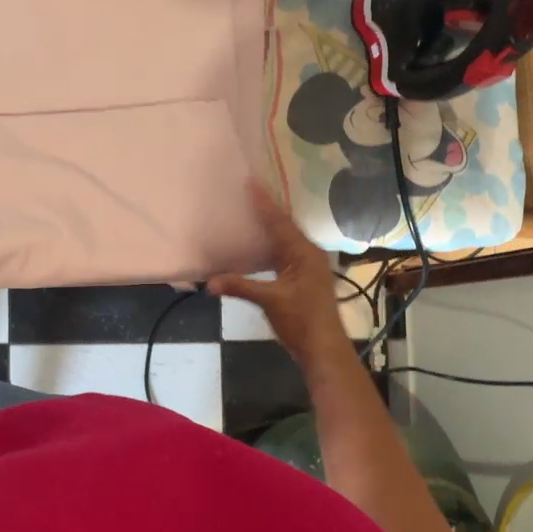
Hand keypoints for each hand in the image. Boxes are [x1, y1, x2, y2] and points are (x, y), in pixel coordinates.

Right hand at [207, 185, 352, 369]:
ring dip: (268, 228)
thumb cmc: (302, 322)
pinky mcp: (302, 280)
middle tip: (247, 192)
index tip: (251, 182)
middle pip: (284, 227)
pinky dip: (268, 247)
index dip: (264, 203)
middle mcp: (308, 255)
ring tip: (249, 213)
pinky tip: (255, 246)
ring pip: (284, 241)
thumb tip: (209, 282)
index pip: (280, 222)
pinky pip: (282, 255)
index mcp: (304, 253)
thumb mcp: (270, 301)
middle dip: (266, 210)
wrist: (323, 349)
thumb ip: (240, 287)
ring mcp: (307, 268)